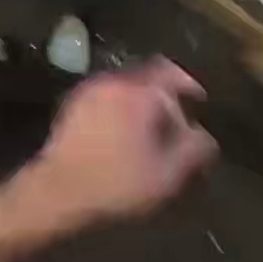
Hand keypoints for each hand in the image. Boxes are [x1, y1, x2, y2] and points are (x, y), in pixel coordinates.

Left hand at [0, 57, 217, 248]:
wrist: (56, 190)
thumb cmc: (115, 183)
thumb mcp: (165, 175)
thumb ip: (192, 150)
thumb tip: (207, 136)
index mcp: (140, 91)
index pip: (171, 71)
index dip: (188, 83)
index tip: (199, 100)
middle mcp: (116, 80)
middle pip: (149, 77)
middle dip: (165, 96)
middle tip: (175, 121)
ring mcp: (91, 88)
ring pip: (126, 85)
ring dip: (141, 101)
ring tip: (148, 131)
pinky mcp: (74, 101)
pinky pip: (106, 94)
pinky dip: (120, 106)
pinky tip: (121, 133)